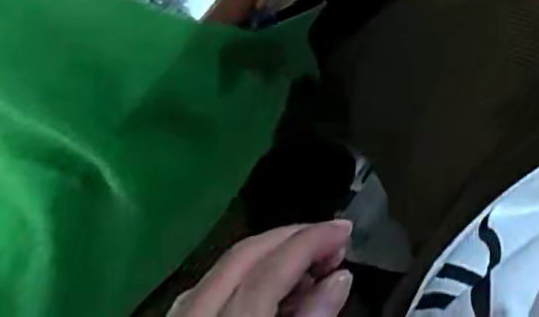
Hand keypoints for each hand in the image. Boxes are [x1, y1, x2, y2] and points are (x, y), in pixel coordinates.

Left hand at [170, 221, 352, 316]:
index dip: (314, 240)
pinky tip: (262, 285)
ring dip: (268, 253)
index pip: (270, 269)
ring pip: (219, 268)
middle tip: (332, 239)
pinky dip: (239, 276)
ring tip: (305, 262)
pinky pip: (201, 290)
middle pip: (242, 256)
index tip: (347, 229)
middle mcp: (191, 314)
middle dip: (292, 236)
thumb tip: (340, 277)